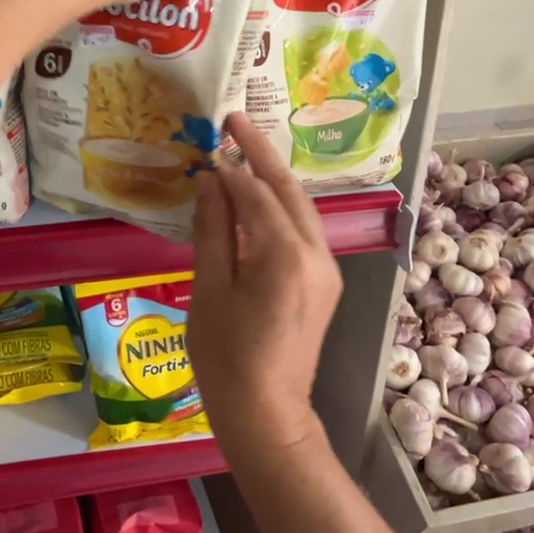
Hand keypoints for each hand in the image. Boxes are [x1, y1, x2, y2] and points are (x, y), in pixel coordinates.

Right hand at [189, 113, 341, 452]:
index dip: (230, 167)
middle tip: (234, 120)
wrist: (266, 413)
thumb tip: (210, 180)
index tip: (207, 143)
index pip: (256, 194)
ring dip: (272, 177)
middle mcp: (316, 254)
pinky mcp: (324, 282)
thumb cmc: (225, 356)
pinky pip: (302, 230)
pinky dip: (279, 207)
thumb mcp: (209, 289)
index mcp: (284, 256)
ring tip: (243, 148)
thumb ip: (212, 229)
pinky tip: (257, 198)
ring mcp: (326, 269)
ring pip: (301, 208)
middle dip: (261, 153)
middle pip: (289, 190)